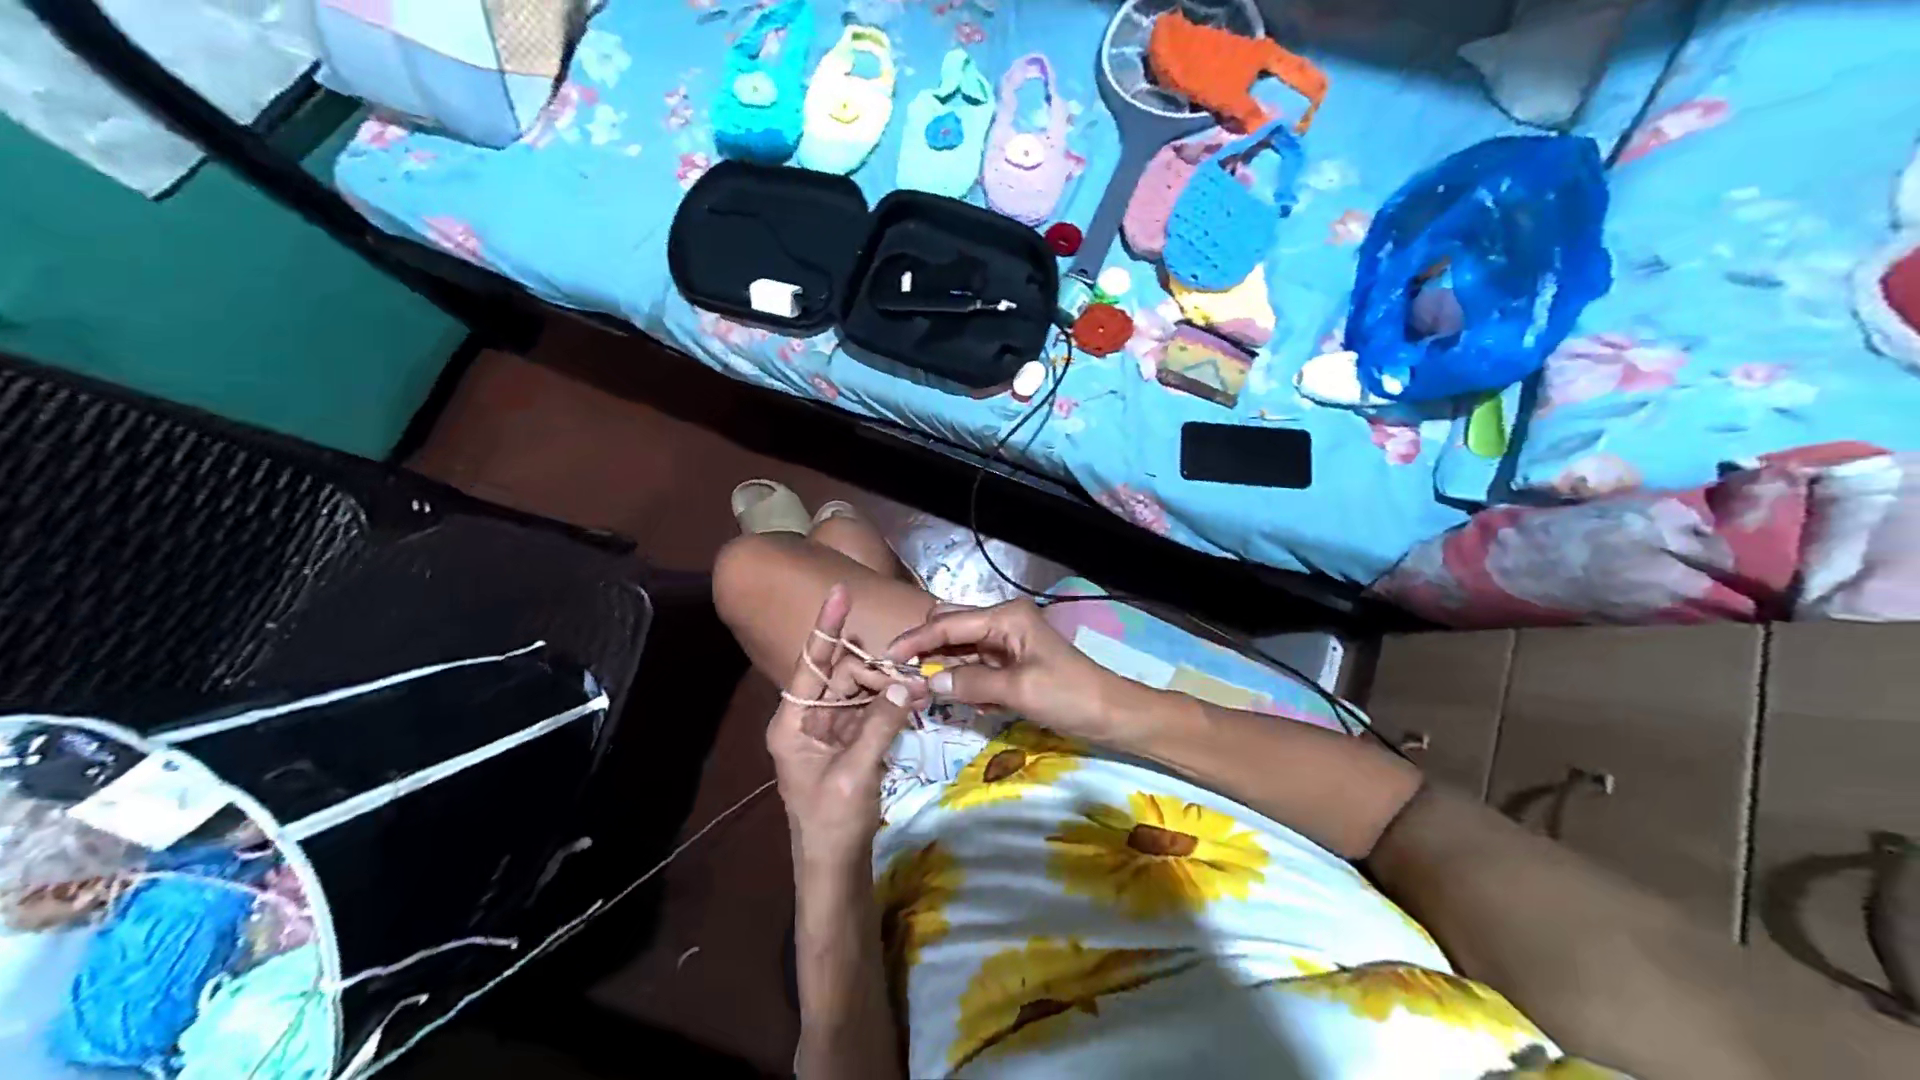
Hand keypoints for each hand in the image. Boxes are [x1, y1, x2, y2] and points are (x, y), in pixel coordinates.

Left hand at [767, 585, 914, 868]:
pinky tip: (911, 701)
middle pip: (840, 676)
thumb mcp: (855, 773)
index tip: (838, 593)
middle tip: (910, 673)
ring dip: (885, 687)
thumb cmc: (831, 823)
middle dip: (873, 670)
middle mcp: (807, 720)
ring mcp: (828, 731)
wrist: (835, 868)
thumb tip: (904, 684)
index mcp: (792, 724)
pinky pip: (869, 711)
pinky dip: (888, 705)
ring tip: (917, 689)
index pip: (809, 665)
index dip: (825, 628)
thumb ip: (879, 725)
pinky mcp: (848, 742)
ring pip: (858, 692)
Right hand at [885, 599, 1140, 746]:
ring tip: (918, 688)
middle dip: (925, 650)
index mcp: (1006, 617)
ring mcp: (1007, 642)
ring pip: (961, 649)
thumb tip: (929, 683)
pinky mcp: (1011, 663)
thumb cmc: (1068, 695)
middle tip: (900, 674)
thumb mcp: (1017, 690)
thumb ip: (970, 683)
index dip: (916, 640)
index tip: (887, 657)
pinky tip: (957, 697)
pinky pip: (975, 667)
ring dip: (941, 667)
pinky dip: (962, 679)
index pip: (949, 624)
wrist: (1110, 714)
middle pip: (951, 629)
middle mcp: (1003, 622)